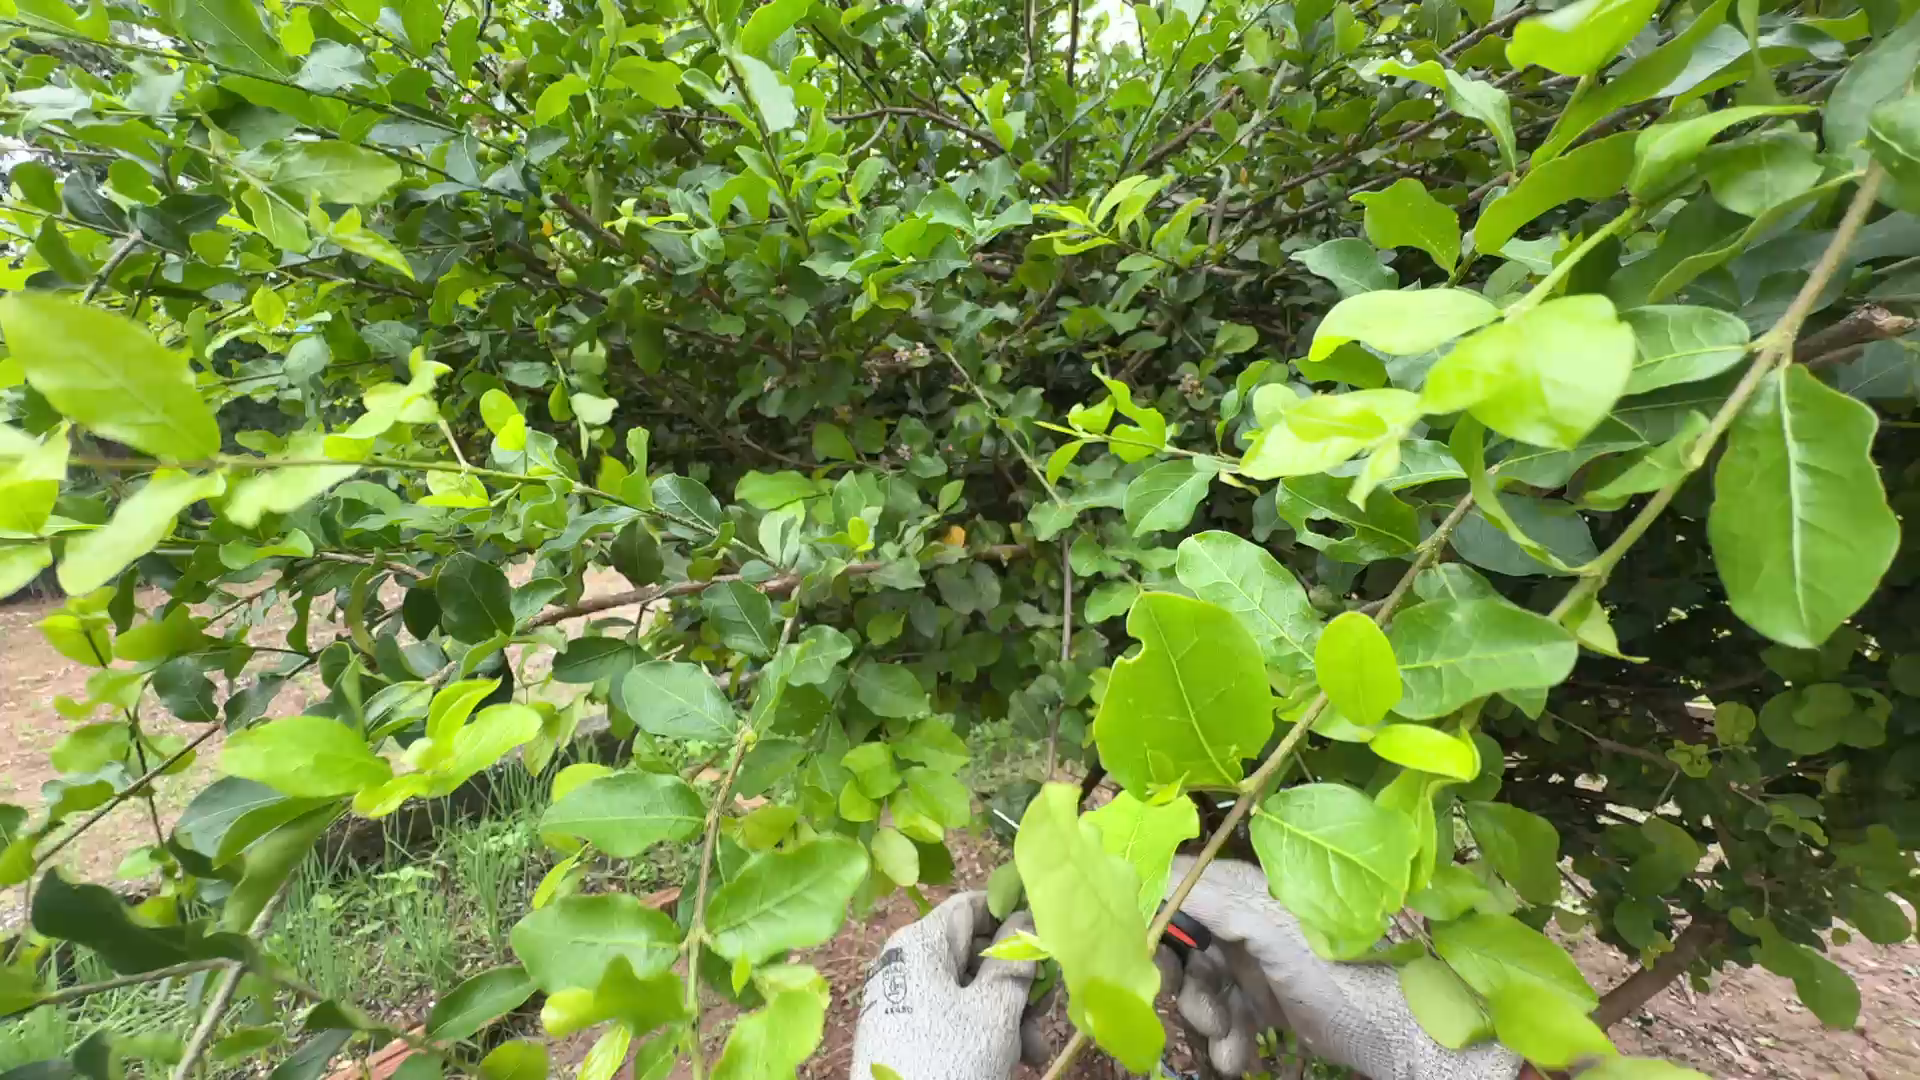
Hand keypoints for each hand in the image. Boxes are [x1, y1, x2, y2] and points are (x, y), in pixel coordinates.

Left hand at [850, 892, 1036, 1079]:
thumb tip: (1025, 921)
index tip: (1045, 942)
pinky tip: (1014, 1059)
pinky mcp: (905, 1034)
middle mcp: (908, 961)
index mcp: (921, 942)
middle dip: (1016, 981)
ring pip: (968, 990)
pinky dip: (983, 1032)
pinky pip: (952, 1017)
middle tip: (1046, 1009)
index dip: (1011, 918)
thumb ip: (1015, 963)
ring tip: (1035, 1050)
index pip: (972, 906)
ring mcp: (905, 999)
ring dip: (1007, 1014)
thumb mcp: (993, 1012)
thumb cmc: (946, 1064)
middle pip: (974, 952)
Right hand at [1162, 857, 1522, 1079]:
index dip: (1156, 913)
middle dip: (1182, 980)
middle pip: (1183, 940)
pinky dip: (1226, 1037)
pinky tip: (1236, 1060)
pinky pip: (1226, 1010)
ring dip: (1206, 1017)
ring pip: (1202, 981)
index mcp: (1241, 889)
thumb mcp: (1271, 936)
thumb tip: (1158, 875)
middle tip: (1186, 1009)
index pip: (1178, 885)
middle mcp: (1239, 918)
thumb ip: (1217, 905)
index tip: (1142, 948)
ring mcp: (1251, 958)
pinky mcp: (1262, 995)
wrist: (1397, 1037)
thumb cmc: (1334, 975)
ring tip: (1224, 1046)